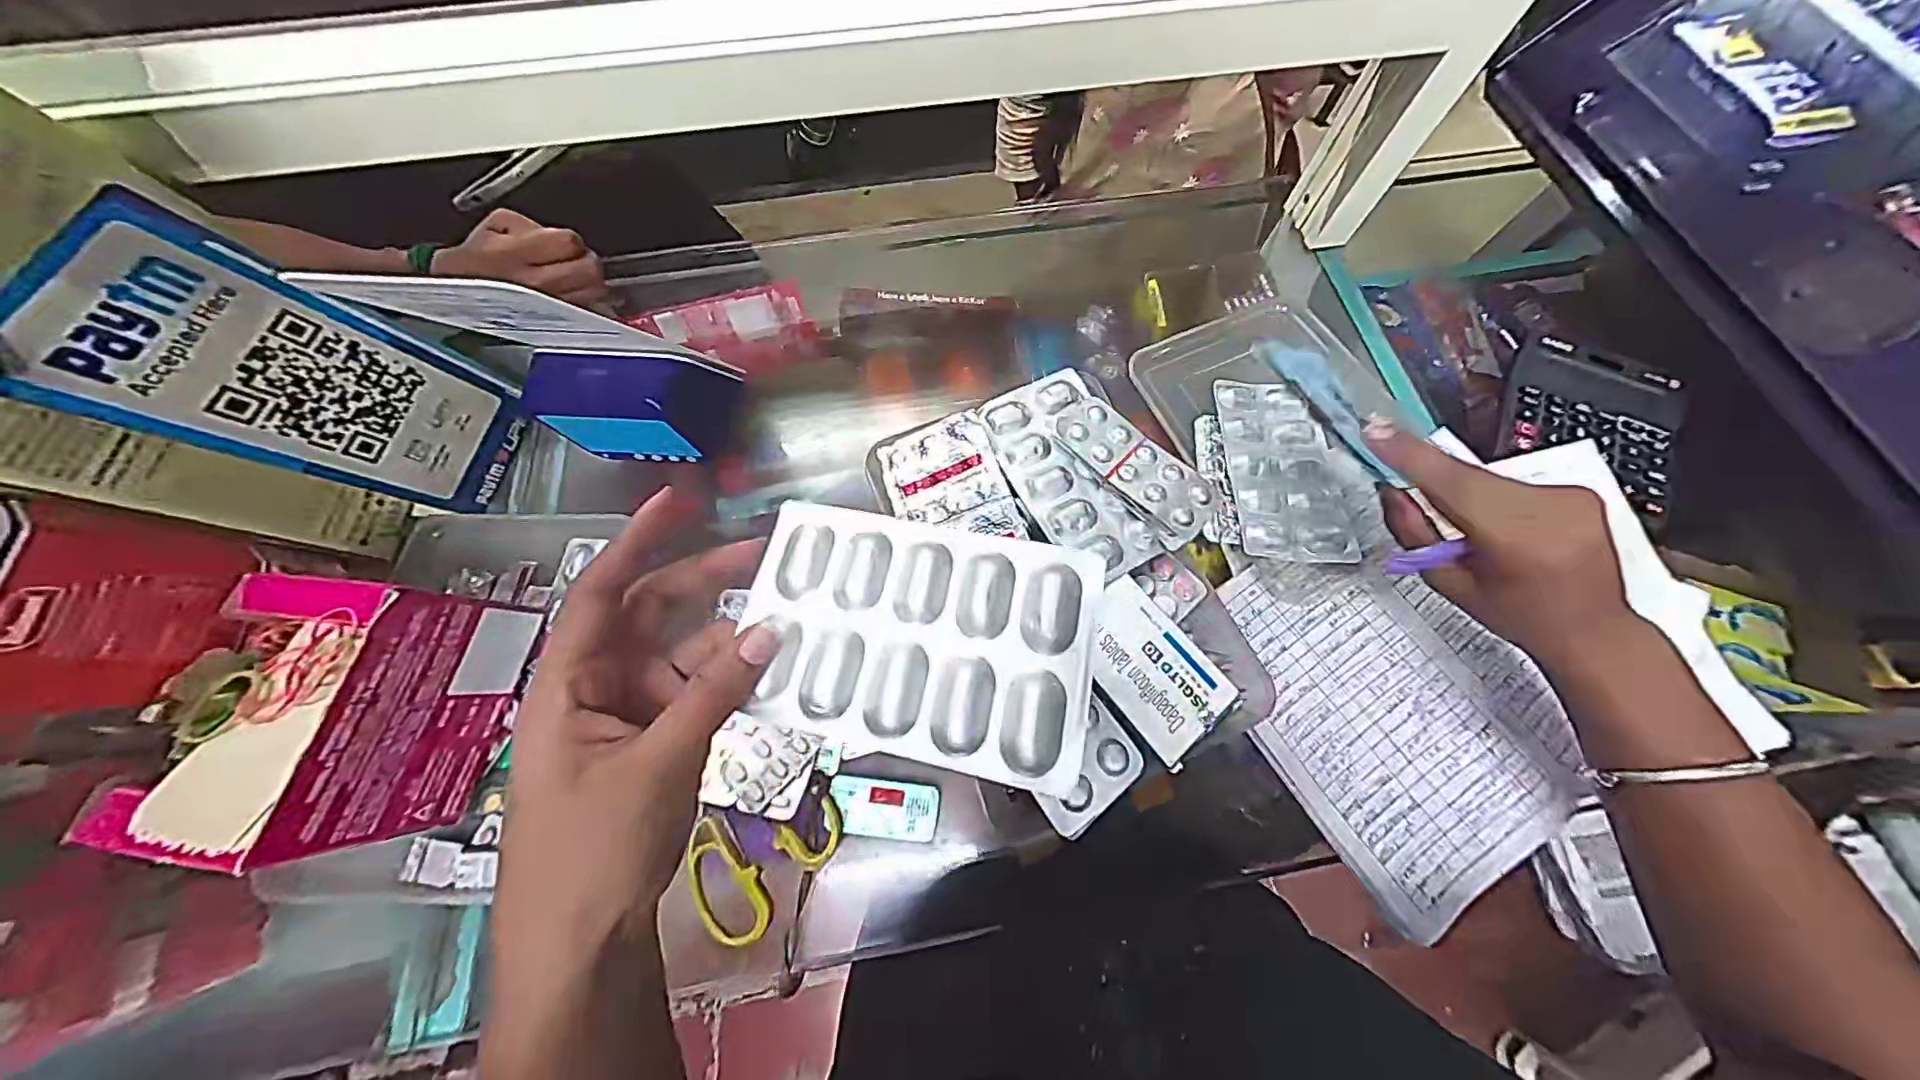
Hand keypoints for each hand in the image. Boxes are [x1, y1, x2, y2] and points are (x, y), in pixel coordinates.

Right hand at [433, 208, 610, 306]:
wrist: (460, 299)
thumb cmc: (476, 265)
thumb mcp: (493, 227)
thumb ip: (529, 224)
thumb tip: (555, 233)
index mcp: (516, 254)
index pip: (570, 242)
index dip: (570, 240)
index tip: (563, 244)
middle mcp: (536, 284)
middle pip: (590, 269)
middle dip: (586, 262)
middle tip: (575, 263)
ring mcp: (550, 308)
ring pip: (595, 292)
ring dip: (590, 284)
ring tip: (572, 281)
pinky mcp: (559, 325)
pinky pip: (591, 313)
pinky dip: (591, 304)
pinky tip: (575, 297)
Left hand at [493, 487, 777, 952]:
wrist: (583, 943)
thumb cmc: (594, 849)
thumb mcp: (660, 762)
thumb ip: (716, 693)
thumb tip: (770, 630)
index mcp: (569, 681)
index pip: (602, 592)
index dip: (639, 541)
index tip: (679, 501)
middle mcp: (597, 685)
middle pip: (651, 614)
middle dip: (703, 581)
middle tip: (763, 556)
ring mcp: (629, 714)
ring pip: (683, 656)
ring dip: (728, 640)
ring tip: (783, 620)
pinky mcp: (656, 741)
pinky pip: (697, 693)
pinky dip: (731, 681)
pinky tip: (768, 671)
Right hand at [1367, 418, 1647, 669]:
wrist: (1592, 627)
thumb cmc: (1522, 613)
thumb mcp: (1450, 583)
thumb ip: (1415, 533)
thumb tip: (1393, 493)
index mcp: (1517, 540)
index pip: (1450, 482)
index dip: (1409, 454)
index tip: (1378, 432)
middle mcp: (1551, 511)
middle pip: (1467, 477)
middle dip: (1435, 483)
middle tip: (1426, 508)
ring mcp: (1571, 497)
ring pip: (1488, 478)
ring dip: (1467, 494)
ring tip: (1481, 536)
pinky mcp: (1580, 490)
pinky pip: (1514, 481)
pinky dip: (1495, 496)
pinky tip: (1506, 528)